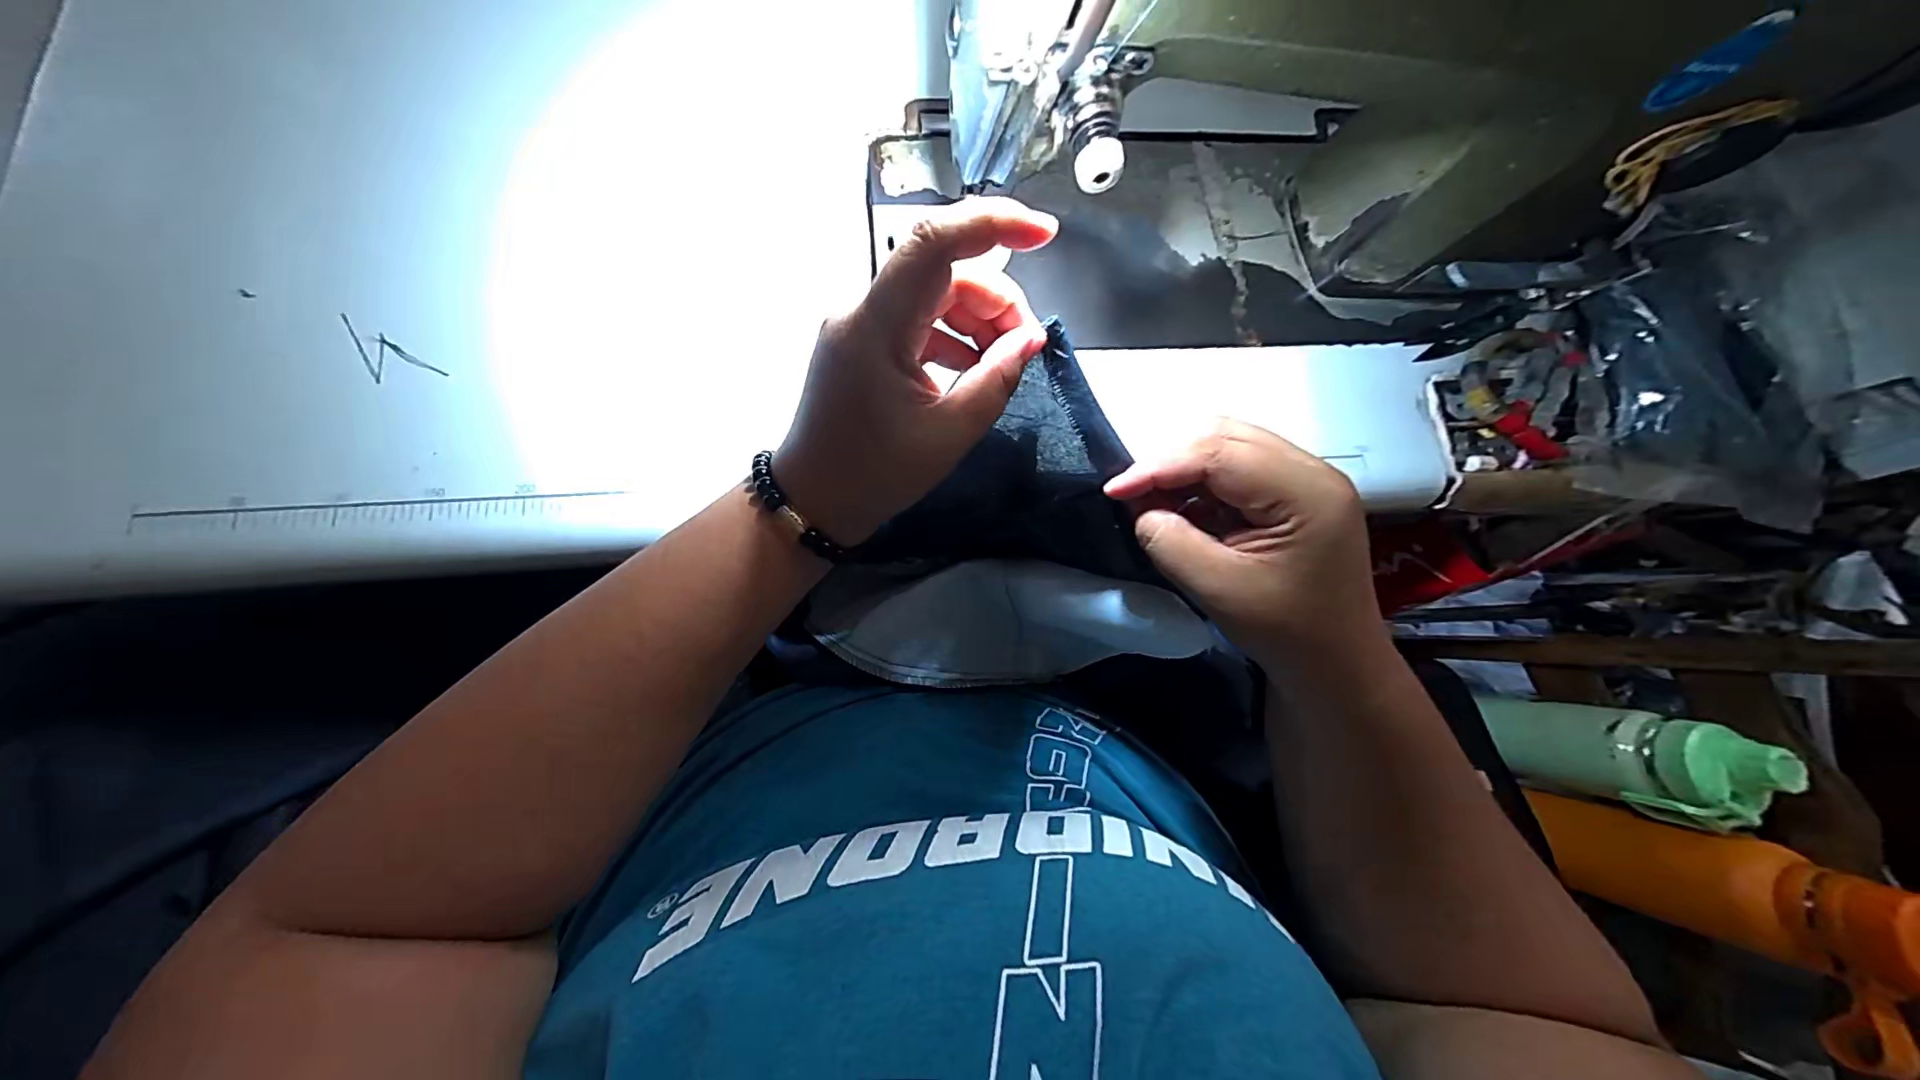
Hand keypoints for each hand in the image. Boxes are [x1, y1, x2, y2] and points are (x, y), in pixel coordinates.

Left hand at [774, 198, 1058, 545]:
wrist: (815, 498)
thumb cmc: (875, 474)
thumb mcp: (949, 433)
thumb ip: (998, 378)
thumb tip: (1033, 338)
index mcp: (876, 326)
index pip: (933, 241)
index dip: (994, 223)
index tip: (1045, 234)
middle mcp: (862, 310)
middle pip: (944, 271)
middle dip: (997, 299)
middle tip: (1025, 348)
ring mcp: (860, 324)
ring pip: (936, 293)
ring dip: (979, 319)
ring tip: (1003, 363)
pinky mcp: (864, 341)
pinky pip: (918, 318)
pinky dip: (954, 334)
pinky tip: (974, 366)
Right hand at [1104, 419, 1384, 671]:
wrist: (1336, 664)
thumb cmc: (1286, 632)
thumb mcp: (1218, 589)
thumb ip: (1170, 542)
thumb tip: (1142, 509)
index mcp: (1306, 492)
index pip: (1219, 453)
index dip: (1159, 465)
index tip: (1115, 491)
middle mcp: (1312, 471)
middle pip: (1225, 437)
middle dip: (1170, 460)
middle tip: (1133, 495)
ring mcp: (1306, 480)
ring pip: (1229, 447)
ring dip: (1184, 470)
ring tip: (1153, 502)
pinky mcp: (1295, 494)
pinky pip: (1238, 469)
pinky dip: (1202, 483)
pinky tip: (1183, 509)